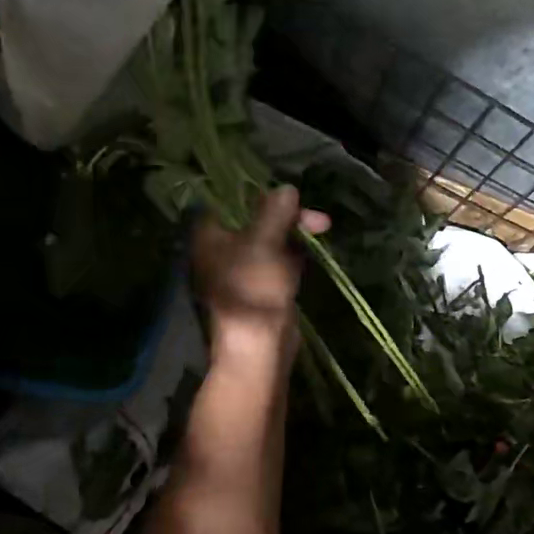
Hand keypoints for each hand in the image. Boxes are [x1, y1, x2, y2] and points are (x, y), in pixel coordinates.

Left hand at [191, 186, 329, 350]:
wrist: (258, 346)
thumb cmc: (253, 287)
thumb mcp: (264, 242)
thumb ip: (274, 211)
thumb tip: (286, 187)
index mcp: (210, 234)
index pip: (233, 200)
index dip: (261, 194)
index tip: (290, 193)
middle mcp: (222, 248)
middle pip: (256, 219)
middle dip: (288, 216)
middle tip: (319, 220)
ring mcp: (242, 269)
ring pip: (270, 239)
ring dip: (294, 233)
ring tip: (323, 226)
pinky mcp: (261, 286)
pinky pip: (278, 261)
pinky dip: (294, 253)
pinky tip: (314, 248)